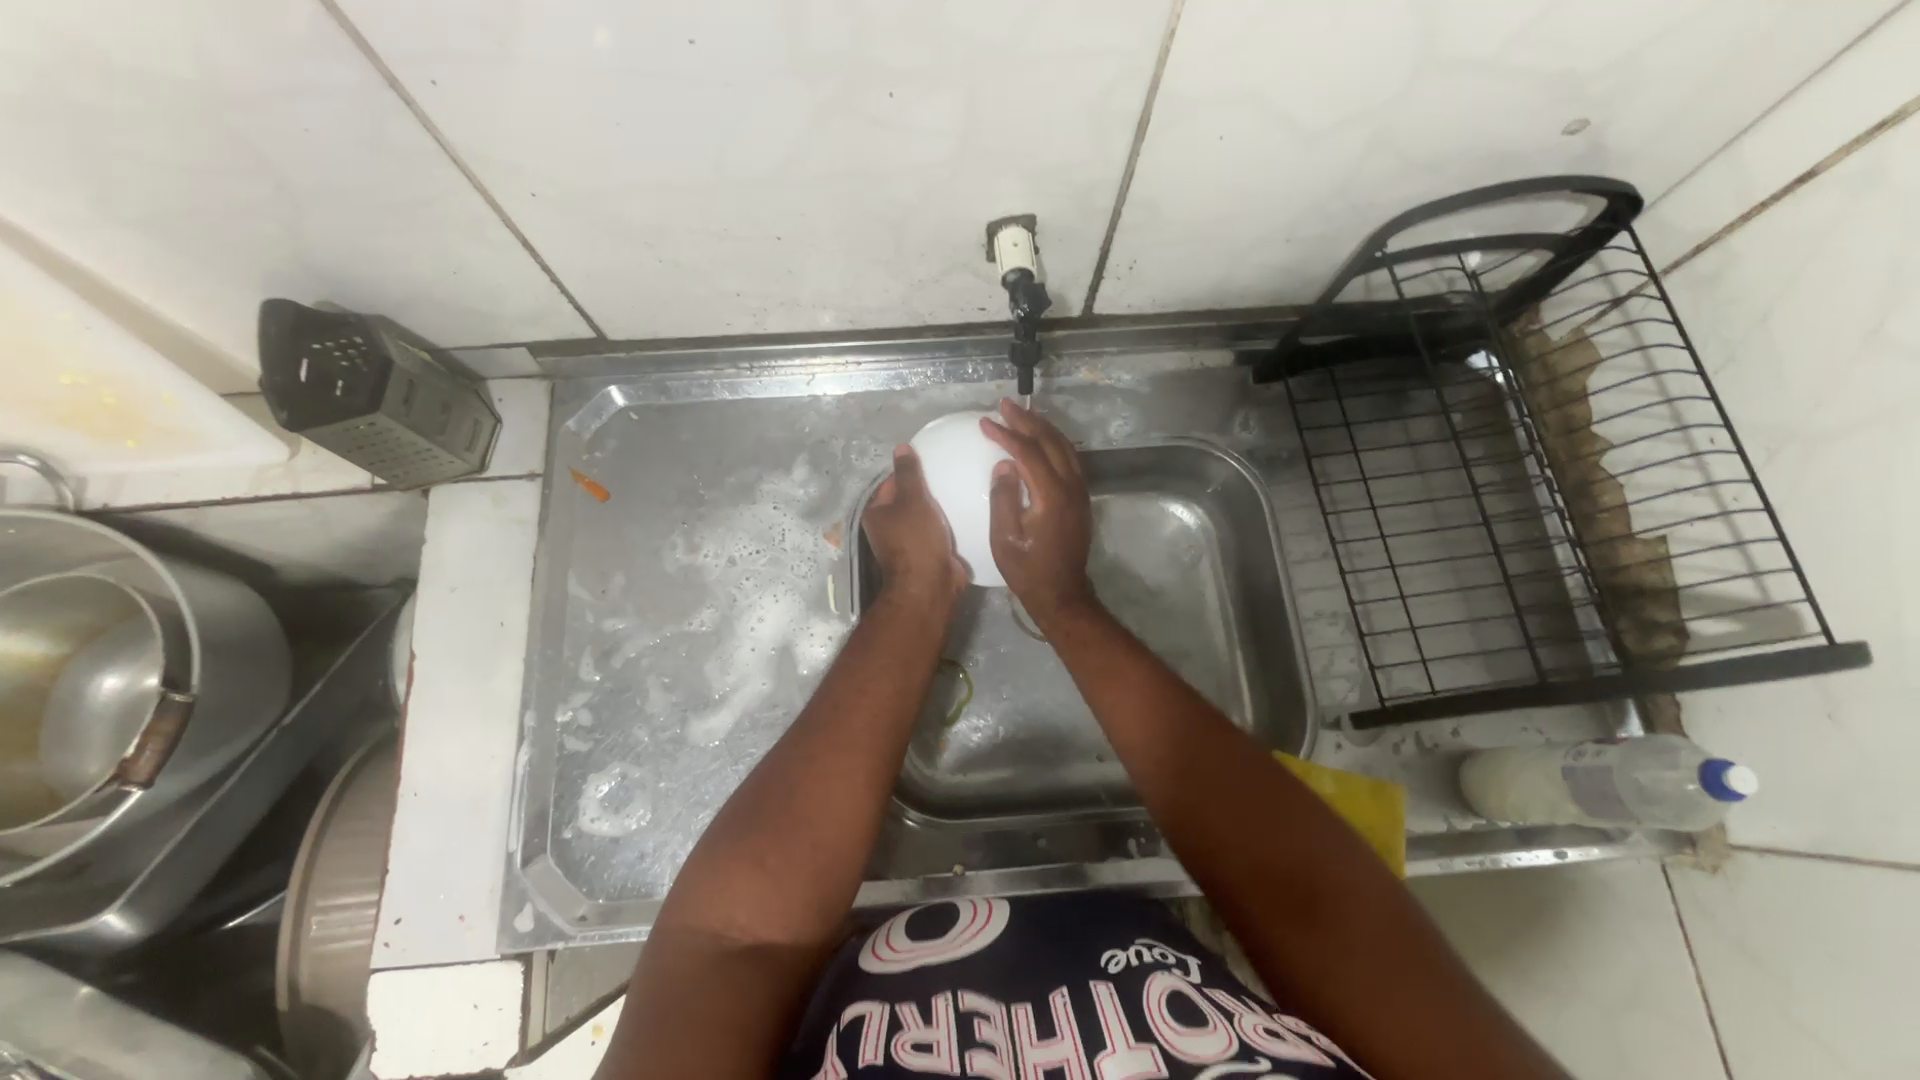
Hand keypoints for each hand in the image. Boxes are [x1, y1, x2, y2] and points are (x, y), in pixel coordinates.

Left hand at [862, 445, 967, 607]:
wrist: (931, 584)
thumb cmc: (916, 539)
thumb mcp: (912, 500)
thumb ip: (909, 473)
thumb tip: (901, 447)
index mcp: (877, 514)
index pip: (891, 483)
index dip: (910, 470)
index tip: (933, 459)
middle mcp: (889, 528)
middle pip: (909, 500)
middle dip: (928, 489)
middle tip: (951, 472)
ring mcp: (909, 543)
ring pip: (926, 516)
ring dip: (940, 507)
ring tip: (962, 488)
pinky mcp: (929, 553)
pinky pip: (939, 532)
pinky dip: (950, 524)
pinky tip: (967, 512)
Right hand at [981, 399, 1097, 631]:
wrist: (1061, 593)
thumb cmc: (1028, 570)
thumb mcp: (1004, 538)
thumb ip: (1003, 498)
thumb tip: (1004, 466)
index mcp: (1051, 496)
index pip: (1028, 453)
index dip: (1006, 434)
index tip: (986, 422)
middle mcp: (1071, 488)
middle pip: (1050, 442)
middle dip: (1026, 421)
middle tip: (1005, 404)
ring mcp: (1080, 492)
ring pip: (1064, 447)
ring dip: (1043, 427)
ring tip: (1022, 414)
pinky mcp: (1081, 498)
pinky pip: (1070, 459)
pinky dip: (1054, 442)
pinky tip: (1041, 438)